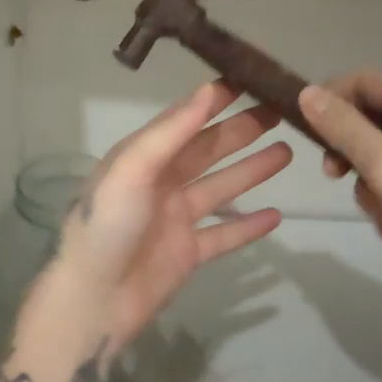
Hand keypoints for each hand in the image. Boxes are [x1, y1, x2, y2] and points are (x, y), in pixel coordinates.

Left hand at [36, 82, 291, 348]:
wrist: (94, 300)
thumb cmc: (108, 224)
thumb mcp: (132, 168)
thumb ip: (171, 131)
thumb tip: (207, 91)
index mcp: (141, 157)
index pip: (183, 120)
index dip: (213, 101)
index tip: (248, 81)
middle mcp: (160, 183)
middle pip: (207, 150)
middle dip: (240, 131)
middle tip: (279, 113)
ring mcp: (175, 219)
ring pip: (221, 188)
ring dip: (251, 170)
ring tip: (287, 152)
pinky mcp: (187, 254)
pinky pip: (224, 235)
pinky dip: (248, 225)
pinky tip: (277, 215)